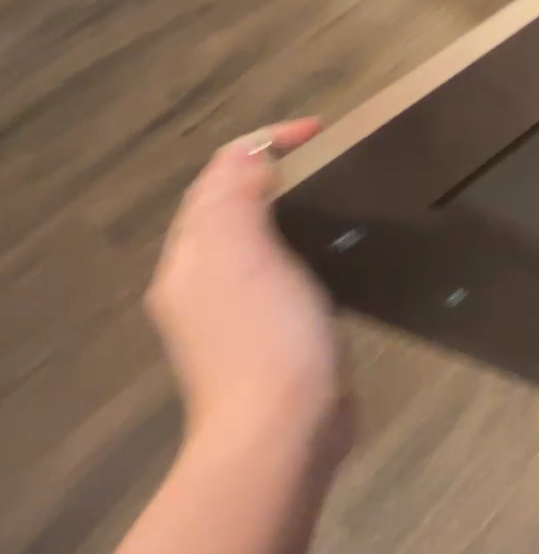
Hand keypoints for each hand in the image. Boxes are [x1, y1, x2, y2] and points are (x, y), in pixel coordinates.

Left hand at [147, 120, 346, 454]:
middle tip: (326, 153)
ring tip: (331, 192)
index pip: (216, 179)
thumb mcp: (245, 259)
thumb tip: (251, 155)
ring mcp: (233, 312)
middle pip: (224, 207)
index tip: (323, 128)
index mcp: (192, 258)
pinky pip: (278, 268)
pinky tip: (331, 254)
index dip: (264, 143)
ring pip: (250, 238)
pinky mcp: (270, 333)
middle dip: (267, 169)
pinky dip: (299, 243)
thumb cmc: (267, 335)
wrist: (283, 425)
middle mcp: (200, 281)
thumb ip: (237, 202)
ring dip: (283, 205)